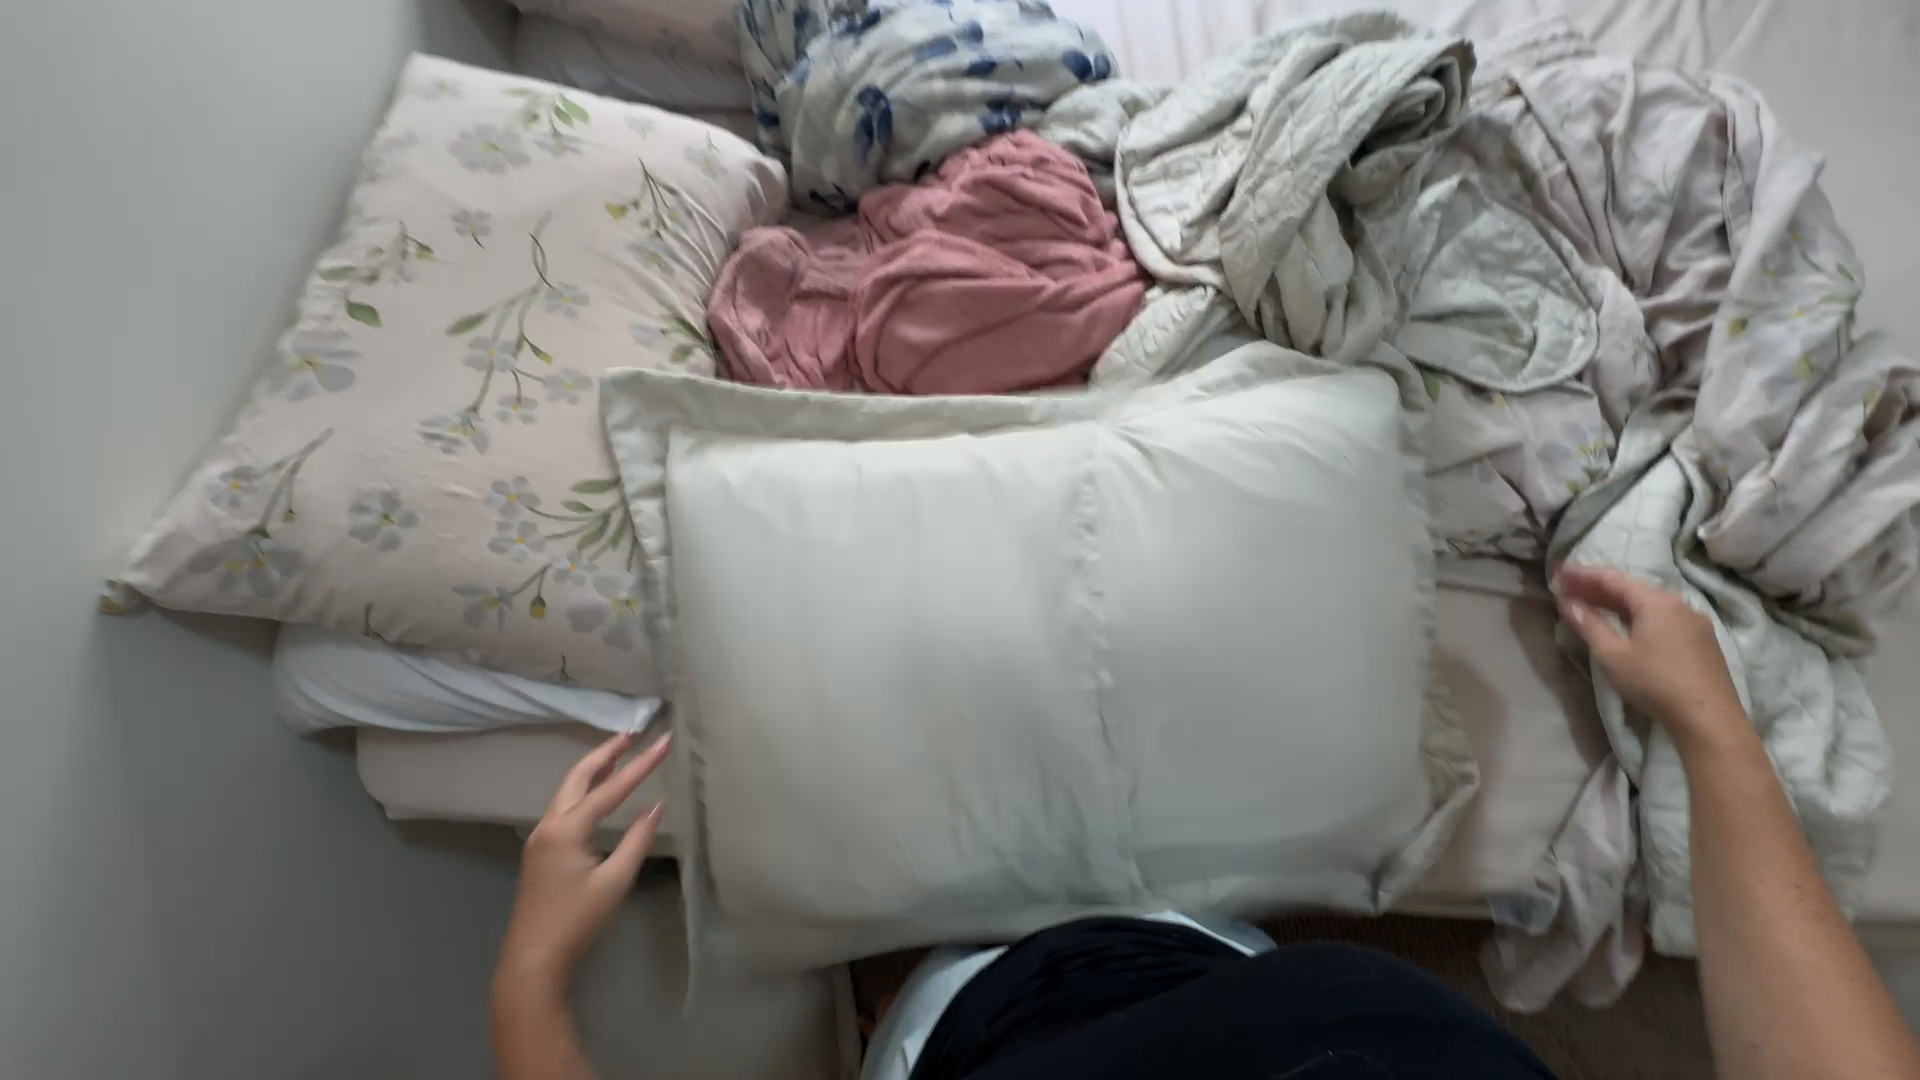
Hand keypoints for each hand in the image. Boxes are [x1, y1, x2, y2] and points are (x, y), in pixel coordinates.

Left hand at [495, 732, 671, 998]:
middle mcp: (548, 827)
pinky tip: (598, 792)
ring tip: (619, 752)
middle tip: (632, 734)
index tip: (665, 741)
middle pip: (578, 777)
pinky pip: (564, 807)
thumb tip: (656, 806)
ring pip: (568, 790)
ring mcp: (540, 839)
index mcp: (566, 830)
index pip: (611, 789)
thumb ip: (637, 840)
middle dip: (605, 753)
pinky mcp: (541, 852)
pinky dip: (584, 789)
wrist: (531, 963)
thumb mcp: (615, 882)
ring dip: (593, 768)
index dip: (641, 764)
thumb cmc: (576, 922)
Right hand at [1553, 564, 1751, 753]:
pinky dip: (1632, 613)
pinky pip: (1658, 615)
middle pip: (1631, 588)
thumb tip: (1568, 602)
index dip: (1582, 574)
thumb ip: (1589, 624)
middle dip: (1596, 586)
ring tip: (1585, 603)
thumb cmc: (1654, 682)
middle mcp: (1678, 605)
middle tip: (1565, 587)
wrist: (1708, 718)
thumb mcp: (1612, 654)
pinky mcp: (1697, 638)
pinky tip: (1618, 621)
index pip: (1613, 578)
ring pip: (1645, 602)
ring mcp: (1692, 622)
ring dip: (1613, 601)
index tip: (1557, 573)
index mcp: (1657, 603)